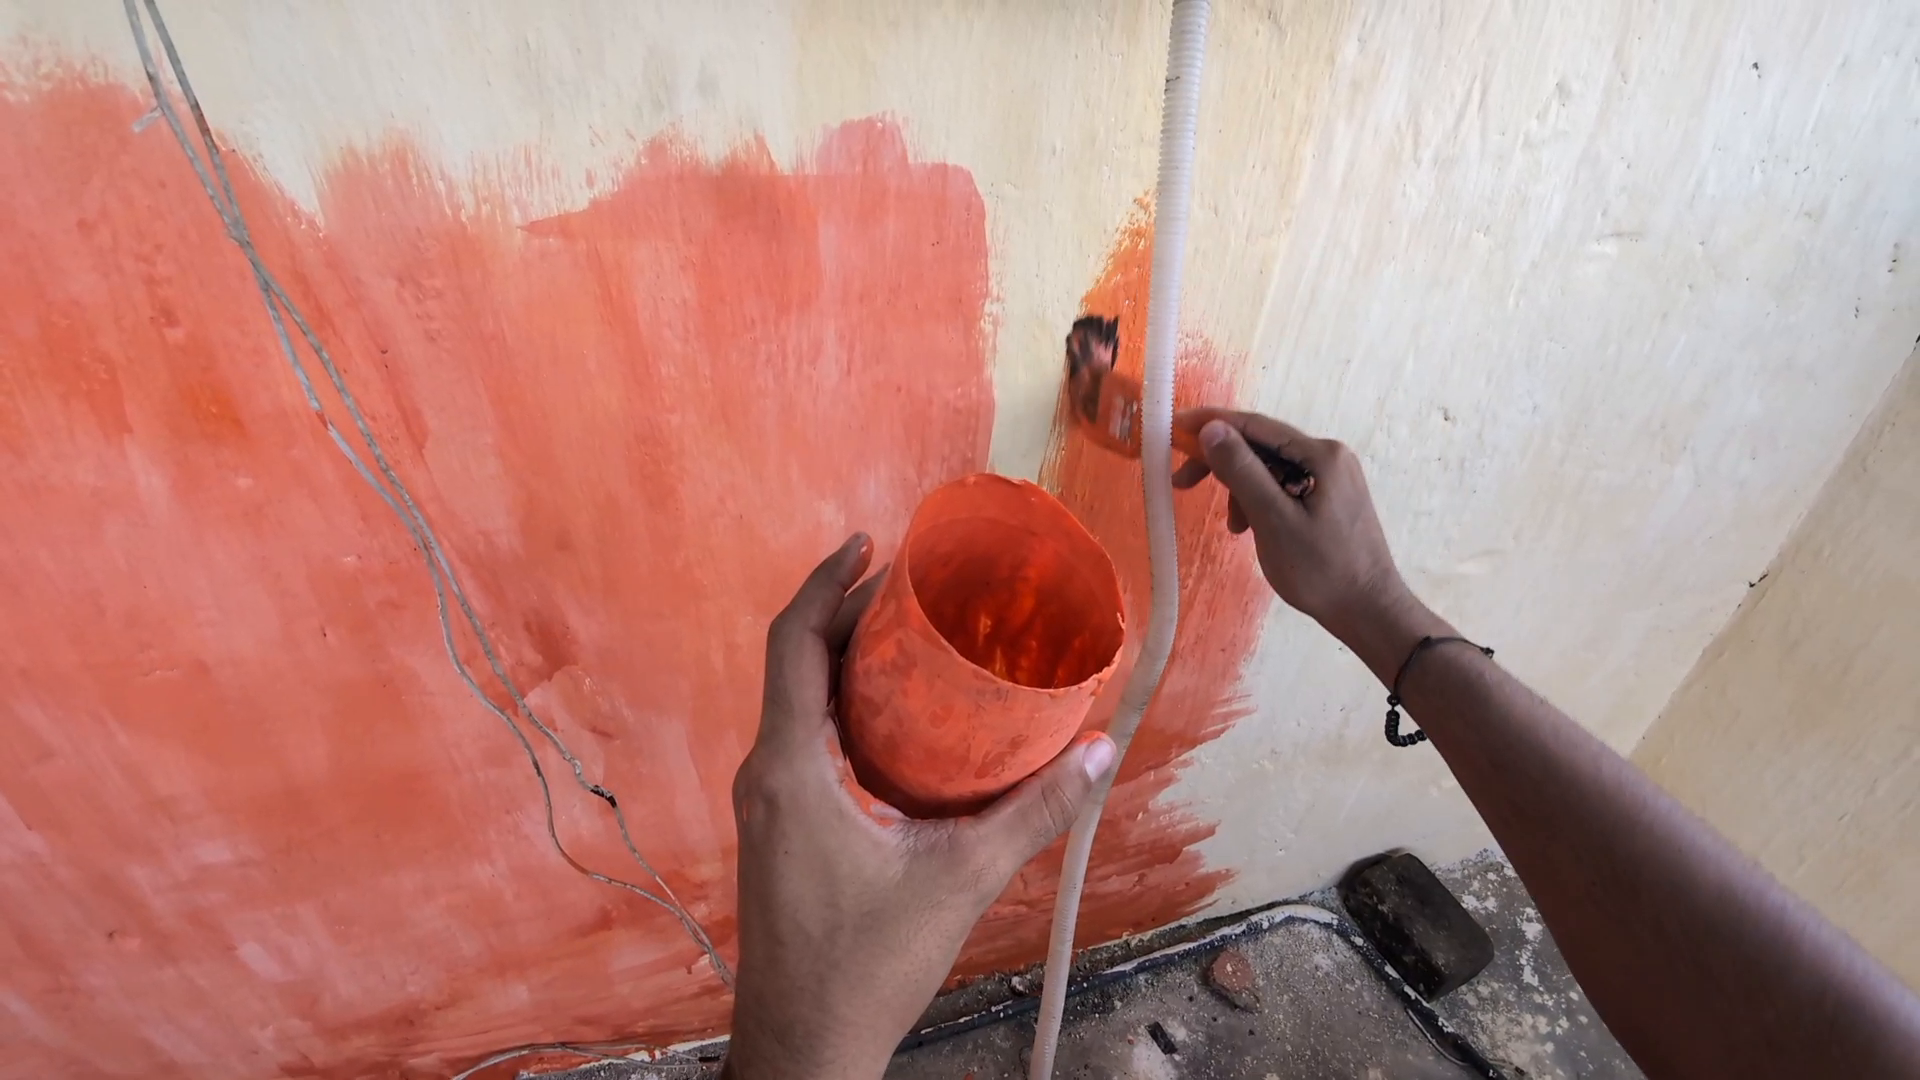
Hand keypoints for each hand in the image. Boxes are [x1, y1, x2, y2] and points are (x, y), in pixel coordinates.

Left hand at [724, 534, 1118, 1079]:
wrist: (802, 1048)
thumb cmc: (869, 963)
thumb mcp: (959, 880)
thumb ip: (1033, 813)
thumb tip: (1100, 750)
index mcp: (790, 765)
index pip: (793, 643)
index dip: (827, 583)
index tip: (869, 543)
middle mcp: (765, 768)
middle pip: (795, 660)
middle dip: (844, 610)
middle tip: (910, 582)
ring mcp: (766, 795)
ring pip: (796, 695)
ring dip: (841, 652)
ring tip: (906, 628)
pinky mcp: (779, 817)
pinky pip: (801, 729)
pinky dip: (838, 696)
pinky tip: (890, 705)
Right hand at [1172, 409, 1416, 637]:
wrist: (1367, 610)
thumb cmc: (1319, 568)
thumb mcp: (1272, 518)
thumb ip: (1241, 470)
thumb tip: (1211, 428)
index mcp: (1319, 454)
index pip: (1254, 426)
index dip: (1210, 424)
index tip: (1173, 431)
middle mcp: (1328, 455)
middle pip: (1261, 446)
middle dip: (1220, 462)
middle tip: (1181, 483)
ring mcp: (1331, 476)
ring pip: (1268, 468)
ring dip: (1239, 488)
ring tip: (1232, 526)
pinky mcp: (1328, 497)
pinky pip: (1281, 486)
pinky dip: (1257, 501)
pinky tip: (1250, 527)